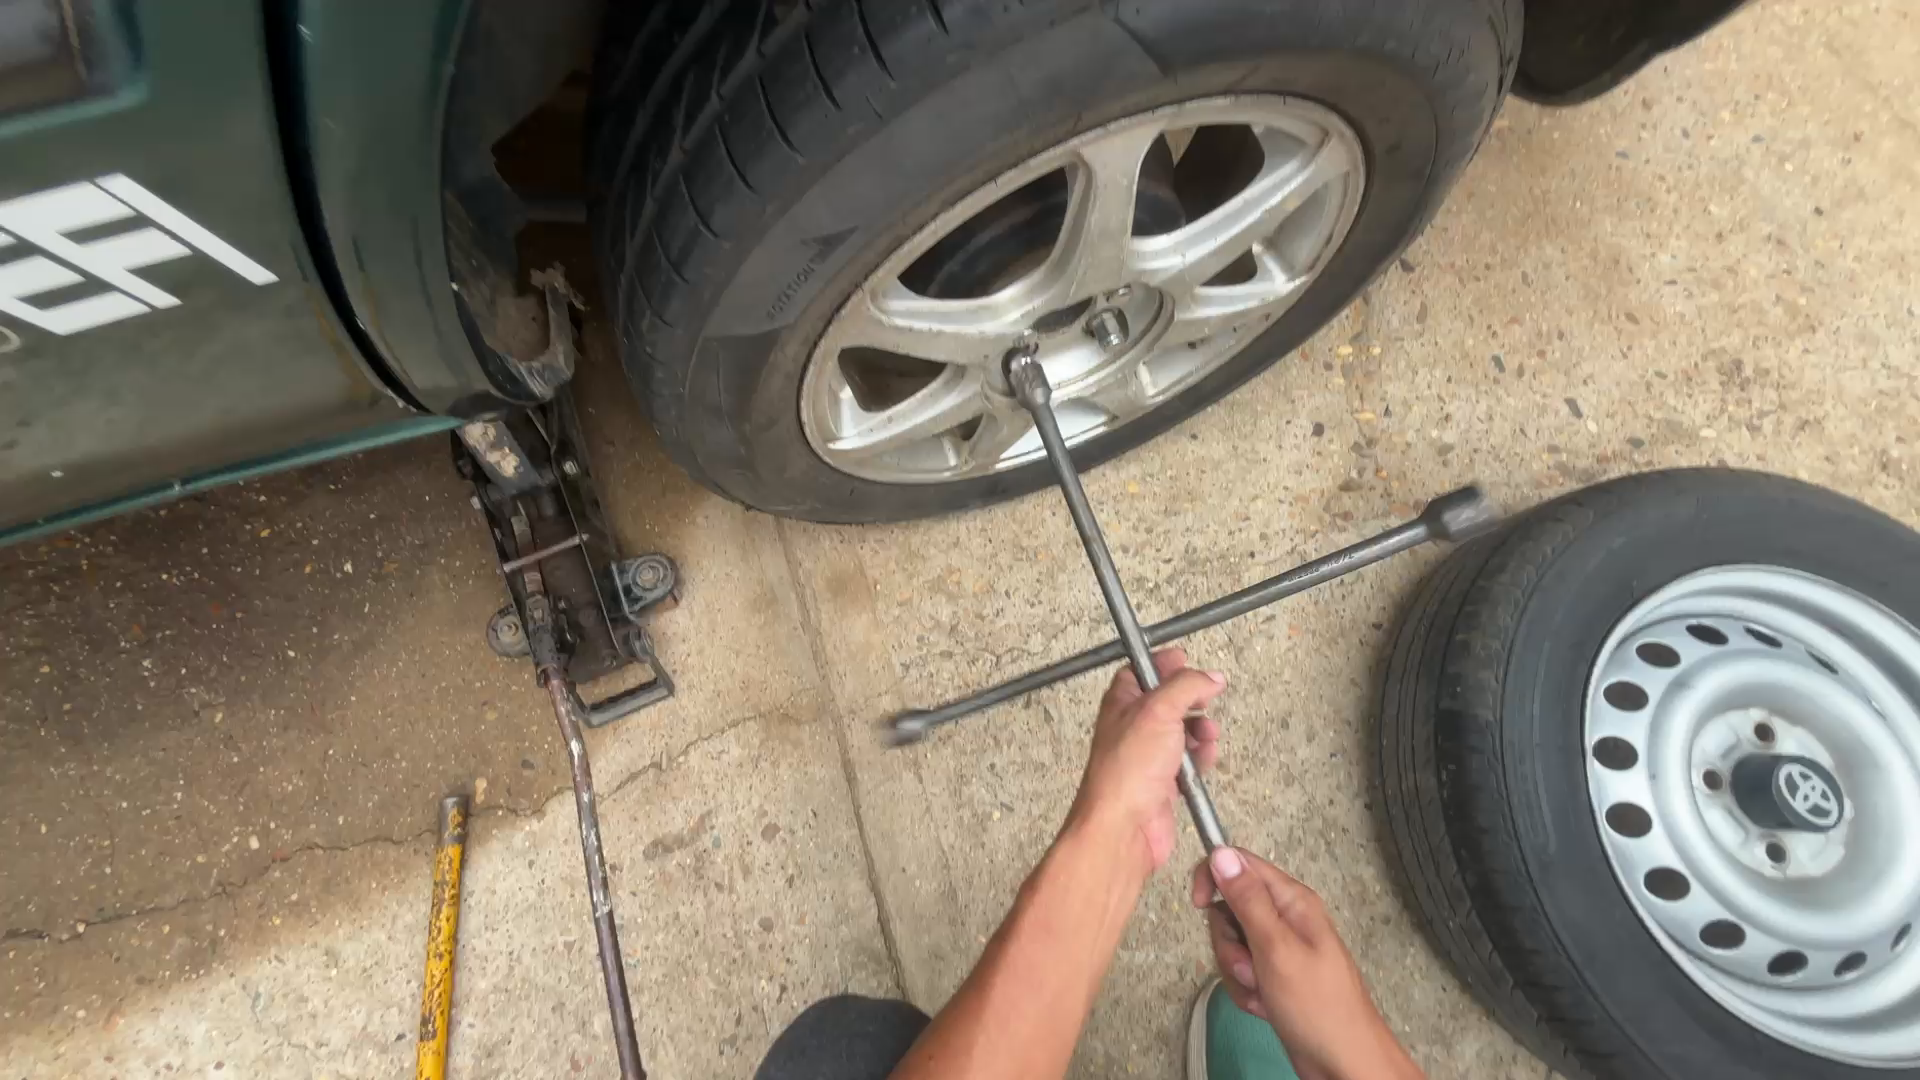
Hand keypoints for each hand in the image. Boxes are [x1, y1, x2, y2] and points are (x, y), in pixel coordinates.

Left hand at [1063, 648, 1224, 876]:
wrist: (1125, 825)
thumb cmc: (1127, 769)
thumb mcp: (1159, 711)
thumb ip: (1186, 687)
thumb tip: (1209, 676)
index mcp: (1121, 702)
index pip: (1141, 671)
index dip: (1163, 663)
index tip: (1185, 659)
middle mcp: (1132, 727)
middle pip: (1166, 701)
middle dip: (1190, 699)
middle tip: (1206, 698)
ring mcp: (1146, 755)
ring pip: (1180, 732)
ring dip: (1200, 729)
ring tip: (1208, 732)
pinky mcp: (1162, 782)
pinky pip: (1187, 763)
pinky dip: (1201, 758)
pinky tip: (1206, 758)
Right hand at [1191, 848, 1423, 1079]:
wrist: (1346, 1068)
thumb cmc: (1316, 1004)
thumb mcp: (1275, 946)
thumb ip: (1246, 899)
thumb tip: (1221, 852)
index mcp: (1290, 899)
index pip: (1238, 863)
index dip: (1213, 876)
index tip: (1199, 904)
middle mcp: (1284, 916)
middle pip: (1229, 906)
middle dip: (1228, 940)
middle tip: (1246, 966)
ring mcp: (1279, 947)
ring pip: (1231, 940)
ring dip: (1236, 969)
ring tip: (1260, 992)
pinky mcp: (1274, 974)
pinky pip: (1241, 968)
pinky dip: (1245, 988)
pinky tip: (1263, 1005)